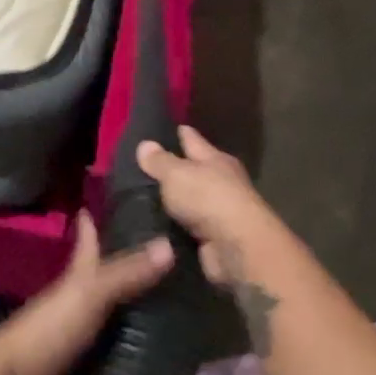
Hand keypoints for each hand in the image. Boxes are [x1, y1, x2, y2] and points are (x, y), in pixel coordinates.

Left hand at [0, 215, 170, 374]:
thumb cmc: (44, 336)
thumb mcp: (87, 296)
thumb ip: (126, 274)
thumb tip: (170, 244)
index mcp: (73, 283)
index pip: (88, 246)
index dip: (95, 225)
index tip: (112, 205)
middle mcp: (75, 309)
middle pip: (107, 284)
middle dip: (135, 274)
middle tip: (176, 263)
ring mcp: (79, 345)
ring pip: (116, 323)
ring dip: (140, 318)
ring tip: (183, 311)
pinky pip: (118, 360)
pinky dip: (137, 355)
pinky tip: (164, 357)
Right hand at [136, 125, 279, 285]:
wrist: (235, 247)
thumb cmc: (208, 198)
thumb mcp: (177, 174)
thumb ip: (160, 161)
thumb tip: (145, 144)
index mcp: (216, 160)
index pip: (193, 140)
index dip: (180, 134)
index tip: (164, 127)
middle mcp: (220, 182)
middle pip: (193, 171)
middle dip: (173, 168)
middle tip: (141, 166)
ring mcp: (217, 212)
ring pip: (188, 201)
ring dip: (171, 201)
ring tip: (140, 197)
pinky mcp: (211, 238)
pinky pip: (185, 227)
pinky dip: (173, 226)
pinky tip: (154, 225)